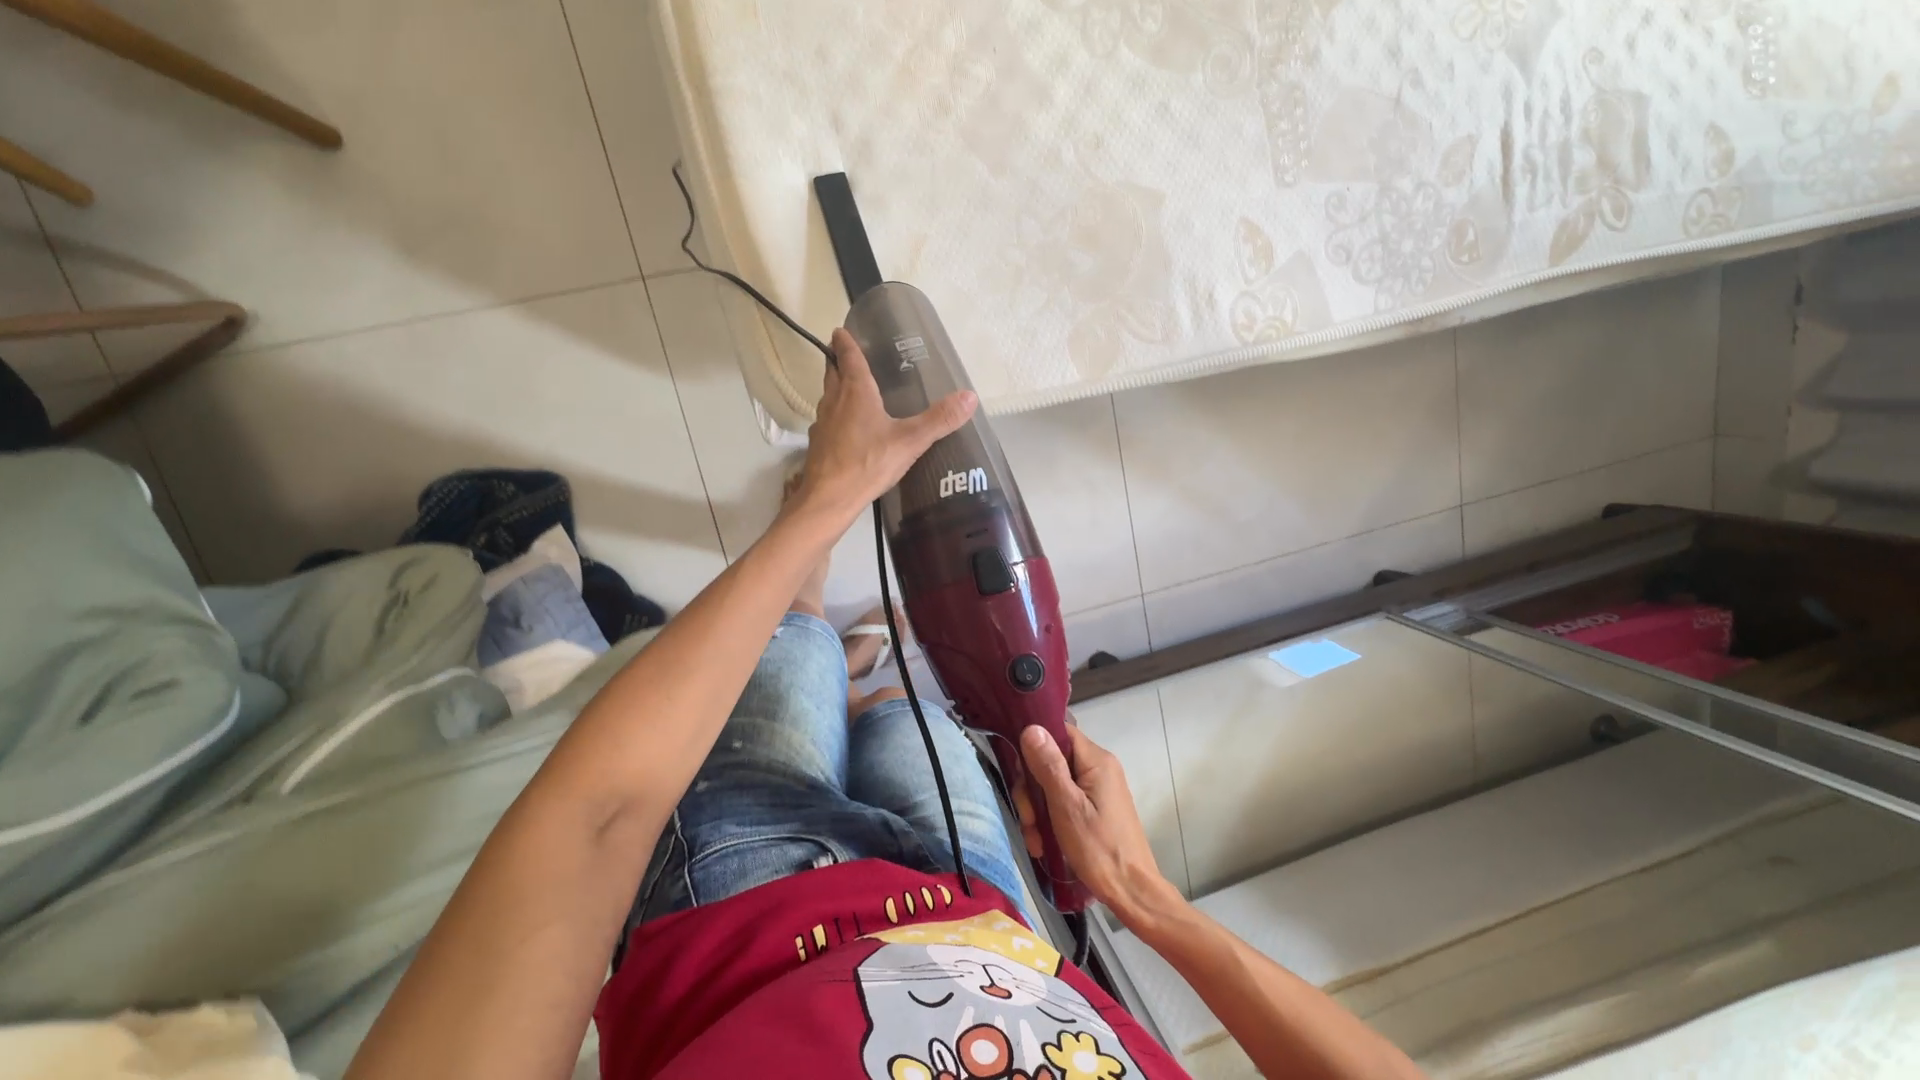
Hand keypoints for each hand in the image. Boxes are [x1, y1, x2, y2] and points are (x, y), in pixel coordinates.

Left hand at [795, 328, 976, 520]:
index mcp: (856, 392)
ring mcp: (822, 424)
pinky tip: (846, 430)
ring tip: (848, 388)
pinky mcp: (818, 445)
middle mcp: (835, 401)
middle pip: (833, 373)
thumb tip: (970, 397)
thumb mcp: (910, 441)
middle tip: (844, 354)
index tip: (841, 330)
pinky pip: (827, 422)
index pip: (849, 358)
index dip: (846, 342)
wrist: (829, 498)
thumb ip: (939, 419)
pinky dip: (835, 417)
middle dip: (837, 361)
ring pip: (827, 397)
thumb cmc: (868, 463)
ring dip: (835, 388)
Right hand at [1016, 723, 1182, 929]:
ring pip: (1054, 785)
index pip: (1059, 732)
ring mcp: (1097, 789)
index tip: (1020, 774)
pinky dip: (1051, 821)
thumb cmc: (1099, 848)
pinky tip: (1044, 844)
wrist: (1131, 891)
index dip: (1034, 748)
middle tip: (1029, 820)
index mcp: (1096, 761)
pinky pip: (1064, 802)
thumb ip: (1048, 766)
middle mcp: (1099, 768)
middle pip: (1052, 761)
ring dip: (1038, 812)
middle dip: (1033, 792)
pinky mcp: (1094, 808)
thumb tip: (1031, 728)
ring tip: (1036, 841)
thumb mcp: (1067, 807)